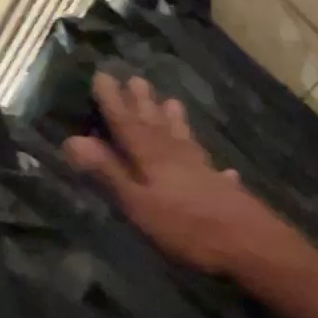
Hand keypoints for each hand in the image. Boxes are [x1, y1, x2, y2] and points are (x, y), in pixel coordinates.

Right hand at [63, 73, 301, 275]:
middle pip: (157, 126)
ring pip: (185, 140)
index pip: (128, 125)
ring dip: (176, 122)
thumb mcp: (139, 204)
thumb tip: (73, 140)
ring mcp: (203, 171)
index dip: (114, 102)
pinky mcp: (222, 190)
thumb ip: (110, 173)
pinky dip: (213, 166)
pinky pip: (213, 170)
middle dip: (144, 104)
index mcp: (152, 158)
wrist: (244, 241)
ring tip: (172, 103)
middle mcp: (177, 157)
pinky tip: (224, 170)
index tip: (103, 76)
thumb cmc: (185, 227)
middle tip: (136, 79)